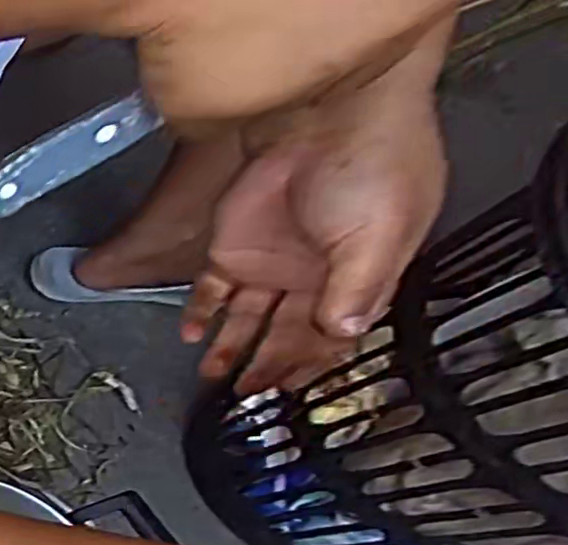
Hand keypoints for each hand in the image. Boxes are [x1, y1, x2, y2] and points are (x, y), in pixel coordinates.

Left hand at [181, 18, 448, 394]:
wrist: (319, 126)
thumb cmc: (367, 170)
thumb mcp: (377, 234)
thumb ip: (357, 287)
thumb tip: (343, 332)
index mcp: (358, 275)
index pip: (333, 333)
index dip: (313, 363)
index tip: (291, 392)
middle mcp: (311, 276)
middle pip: (285, 333)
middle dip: (267, 365)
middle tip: (245, 395)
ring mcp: (268, 266)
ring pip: (245, 319)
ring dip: (229, 349)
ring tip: (211, 378)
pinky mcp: (231, 254)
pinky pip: (210, 293)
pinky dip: (199, 316)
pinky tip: (190, 337)